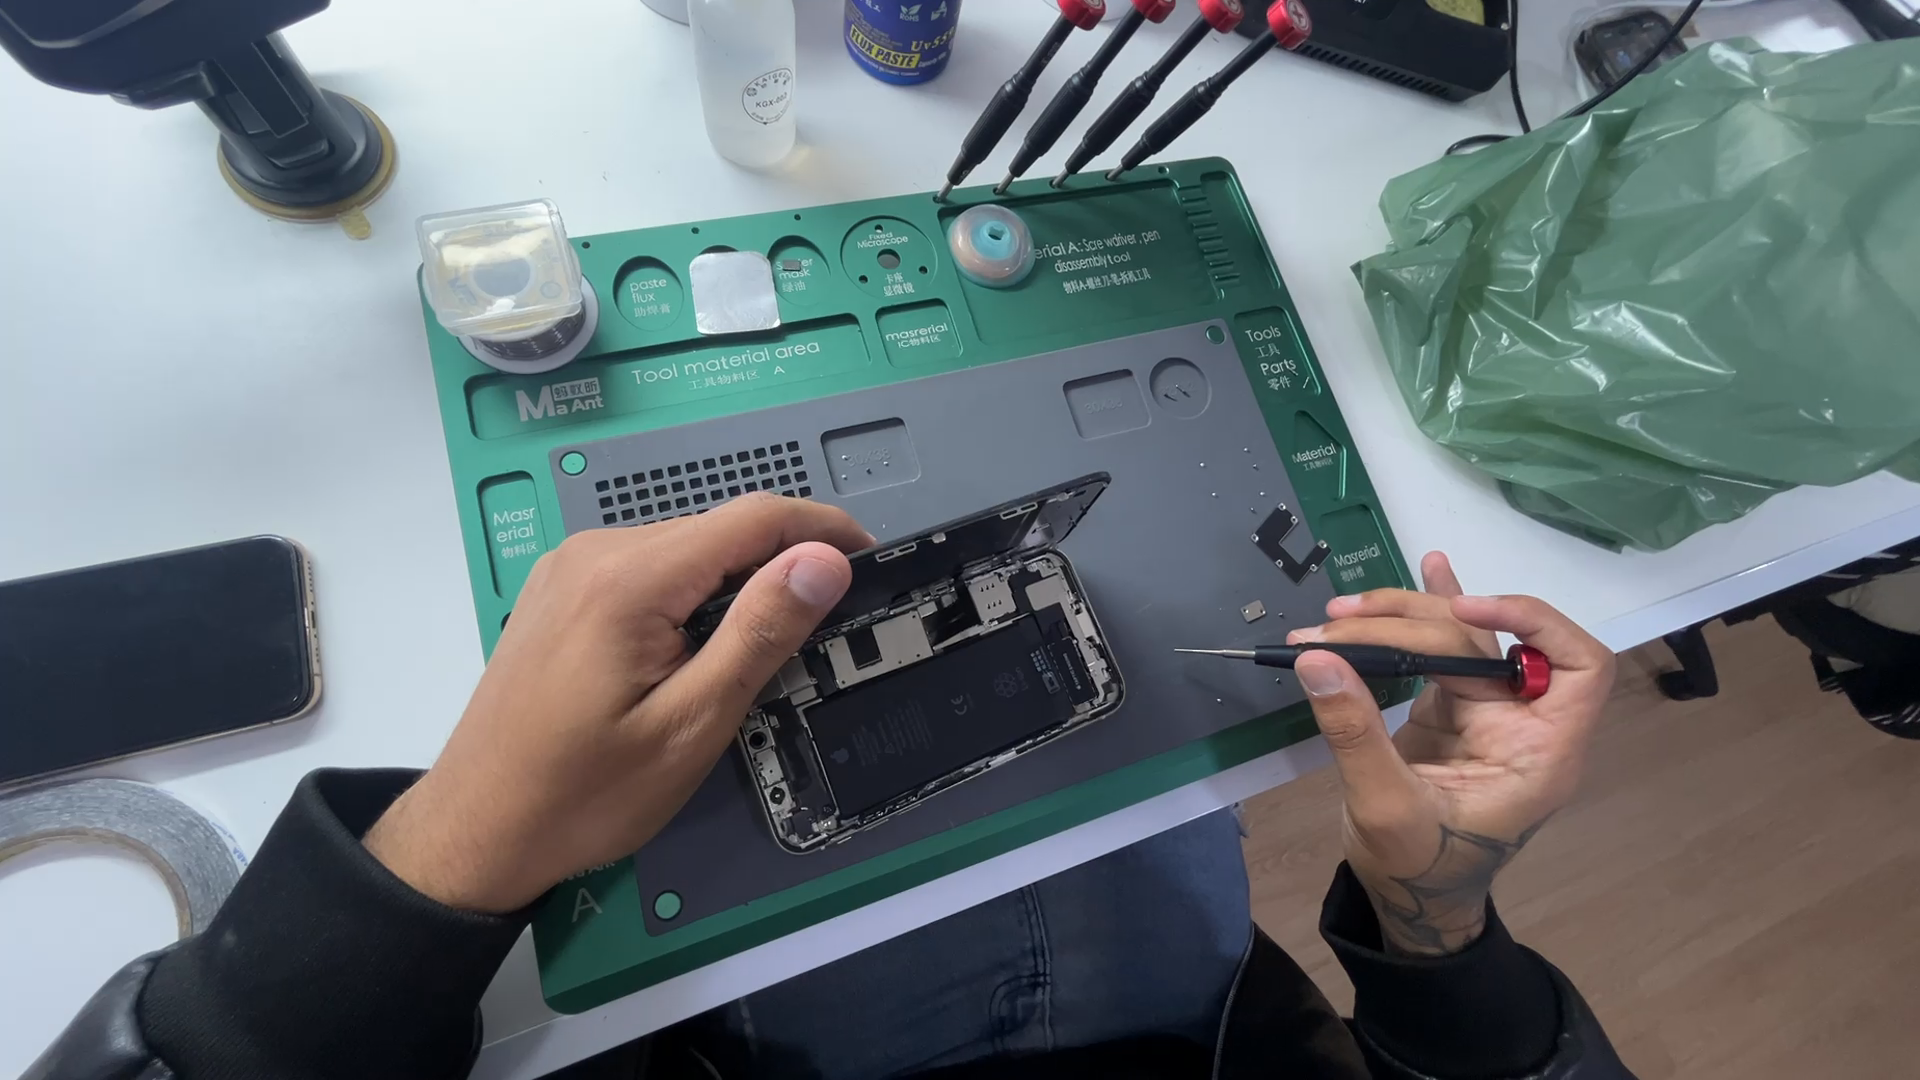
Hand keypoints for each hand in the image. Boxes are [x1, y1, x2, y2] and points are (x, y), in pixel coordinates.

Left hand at [364, 494, 871, 912]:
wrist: (475, 833)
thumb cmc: (588, 792)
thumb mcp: (692, 722)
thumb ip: (760, 633)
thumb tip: (824, 560)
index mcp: (632, 578)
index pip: (754, 517)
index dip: (822, 527)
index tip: (869, 559)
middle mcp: (599, 551)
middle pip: (722, 528)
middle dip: (784, 558)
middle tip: (825, 617)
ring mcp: (575, 565)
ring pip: (691, 545)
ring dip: (743, 576)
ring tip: (768, 638)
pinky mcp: (566, 586)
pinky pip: (655, 564)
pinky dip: (699, 587)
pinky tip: (703, 639)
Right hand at [1290, 552, 1614, 955]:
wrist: (1408, 892)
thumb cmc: (1418, 865)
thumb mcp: (1384, 805)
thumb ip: (1353, 731)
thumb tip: (1316, 658)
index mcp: (1538, 751)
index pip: (1576, 667)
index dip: (1532, 624)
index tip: (1462, 612)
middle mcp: (1519, 721)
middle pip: (1483, 642)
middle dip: (1410, 622)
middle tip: (1336, 622)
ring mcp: (1482, 711)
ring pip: (1451, 640)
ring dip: (1396, 617)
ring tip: (1337, 610)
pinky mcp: (1446, 708)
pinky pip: (1437, 651)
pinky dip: (1428, 612)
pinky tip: (1431, 567)